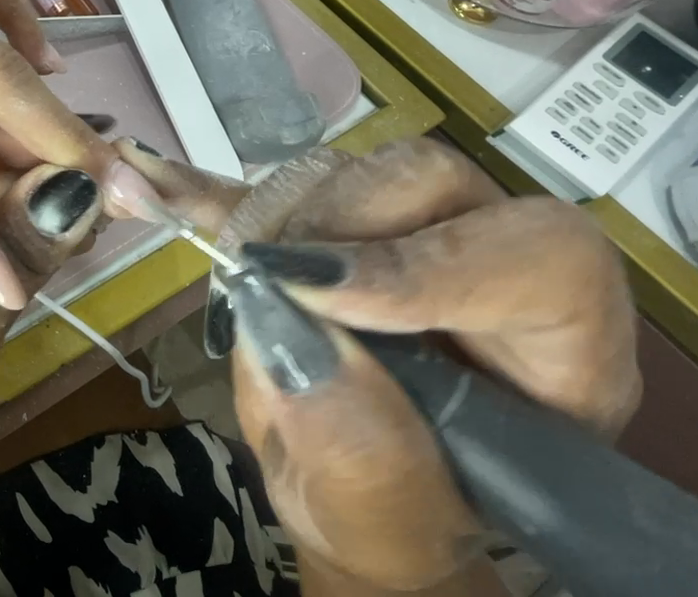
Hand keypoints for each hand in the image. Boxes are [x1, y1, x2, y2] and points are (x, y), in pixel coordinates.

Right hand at [120, 139, 641, 591]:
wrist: (346, 490)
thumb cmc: (389, 524)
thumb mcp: (385, 528)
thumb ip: (364, 459)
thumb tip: (300, 341)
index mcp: (554, 348)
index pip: (535, 256)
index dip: (421, 260)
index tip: (309, 293)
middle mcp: (487, 264)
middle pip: (427, 182)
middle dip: (327, 221)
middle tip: (257, 276)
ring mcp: (398, 230)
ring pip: (342, 170)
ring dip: (266, 212)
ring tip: (226, 272)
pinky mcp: (317, 222)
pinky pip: (260, 189)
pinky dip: (199, 189)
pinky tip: (143, 184)